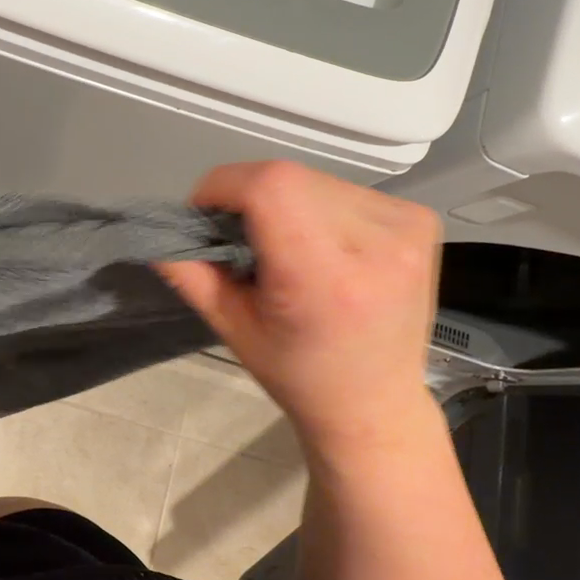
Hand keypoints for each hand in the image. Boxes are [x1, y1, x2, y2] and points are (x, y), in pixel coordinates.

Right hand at [160, 161, 441, 450]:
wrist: (373, 401)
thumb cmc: (295, 373)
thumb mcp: (230, 328)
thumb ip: (190, 275)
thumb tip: (159, 233)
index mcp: (323, 277)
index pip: (269, 186)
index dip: (223, 187)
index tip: (205, 216)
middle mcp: (375, 244)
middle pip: (288, 177)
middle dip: (248, 198)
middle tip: (239, 239)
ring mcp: (405, 227)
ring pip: (315, 179)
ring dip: (284, 202)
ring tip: (284, 248)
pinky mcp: (420, 219)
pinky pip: (346, 190)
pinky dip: (317, 208)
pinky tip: (320, 247)